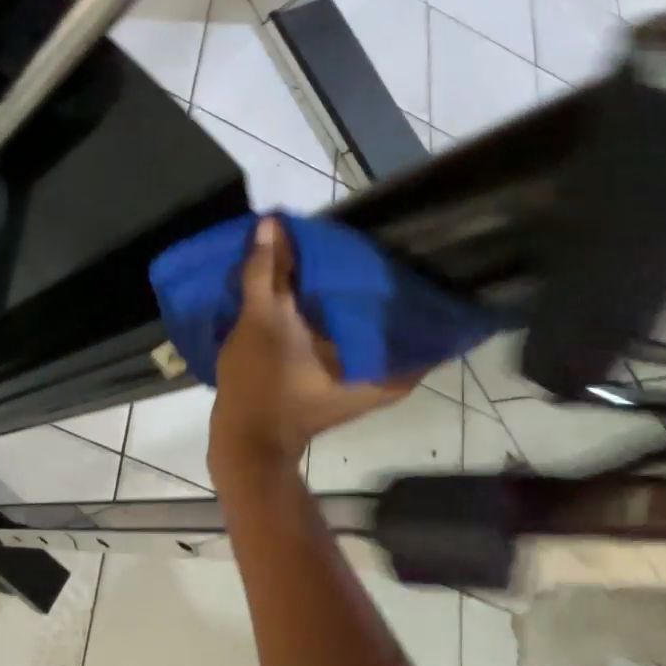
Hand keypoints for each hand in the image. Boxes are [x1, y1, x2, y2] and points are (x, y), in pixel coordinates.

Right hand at [209, 217, 420, 480]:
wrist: (245, 441)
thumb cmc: (262, 387)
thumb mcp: (261, 323)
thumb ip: (266, 273)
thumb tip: (273, 224)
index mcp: (389, 365)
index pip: (420, 309)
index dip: (406, 274)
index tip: (396, 240)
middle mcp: (390, 374)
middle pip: (393, 314)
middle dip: (374, 280)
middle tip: (359, 242)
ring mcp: (365, 379)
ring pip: (369, 325)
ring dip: (351, 298)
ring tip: (337, 261)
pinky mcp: (343, 381)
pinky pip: (351, 336)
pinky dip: (336, 316)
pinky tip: (316, 293)